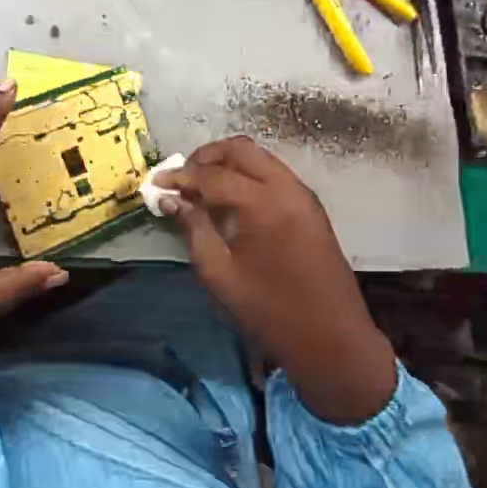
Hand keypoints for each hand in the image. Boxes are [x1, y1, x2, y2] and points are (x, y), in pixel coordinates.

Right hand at [158, 137, 395, 422]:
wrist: (331, 339)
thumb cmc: (268, 310)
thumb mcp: (218, 273)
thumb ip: (194, 228)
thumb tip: (171, 200)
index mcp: (264, 205)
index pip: (213, 175)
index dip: (180, 177)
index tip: (155, 184)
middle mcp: (287, 189)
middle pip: (240, 149)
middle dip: (205, 157)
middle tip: (180, 178)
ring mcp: (303, 196)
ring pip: (259, 158)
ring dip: (226, 164)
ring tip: (200, 189)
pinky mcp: (309, 208)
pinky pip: (273, 174)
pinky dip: (246, 176)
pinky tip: (227, 200)